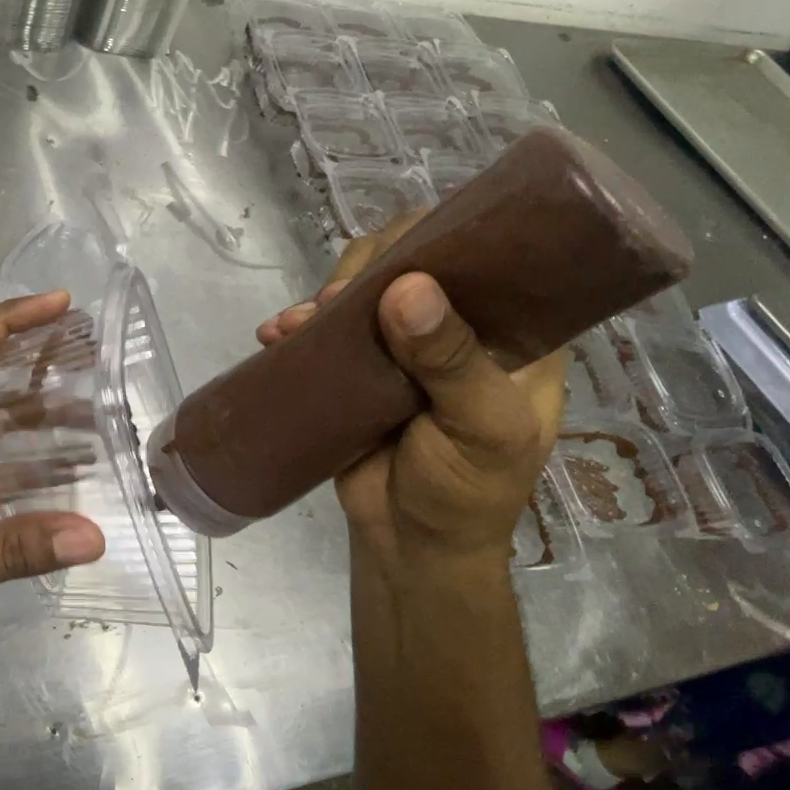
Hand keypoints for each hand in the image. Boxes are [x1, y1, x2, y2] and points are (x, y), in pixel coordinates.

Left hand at [0, 293, 108, 750]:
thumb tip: (92, 535)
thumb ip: (10, 550)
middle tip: (87, 335)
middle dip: (28, 348)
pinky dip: (39, 460)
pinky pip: (3, 466)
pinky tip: (80, 462)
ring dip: (41, 406)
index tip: (58, 304)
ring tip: (98, 391)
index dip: (4, 321)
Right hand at [256, 217, 567, 564]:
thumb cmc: (466, 493)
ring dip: (324, 295)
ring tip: (298, 324)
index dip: (437, 241)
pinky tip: (275, 335)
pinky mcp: (360, 365)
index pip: (482, 256)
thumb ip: (452, 361)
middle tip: (334, 302)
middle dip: (365, 270)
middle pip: (411, 259)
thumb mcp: (480, 430)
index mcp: (514, 332)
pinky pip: (329, 326)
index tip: (392, 259)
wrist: (408, 547)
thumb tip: (408, 286)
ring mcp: (405, 344)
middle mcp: (460, 326)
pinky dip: (299, 324)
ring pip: (364, 286)